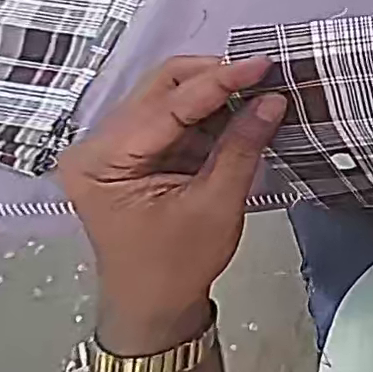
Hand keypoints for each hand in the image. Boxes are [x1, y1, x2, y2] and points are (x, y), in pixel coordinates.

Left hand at [57, 56, 286, 351]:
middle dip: (215, 80)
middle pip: (162, 88)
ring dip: (216, 97)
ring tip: (260, 97)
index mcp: (103, 158)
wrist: (154, 306)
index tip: (263, 65)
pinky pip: (178, 120)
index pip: (169, 104)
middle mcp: (100, 143)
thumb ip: (242, 147)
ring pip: (171, 98)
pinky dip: (212, 116)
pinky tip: (242, 118)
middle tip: (263, 78)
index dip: (221, 81)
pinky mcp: (138, 154)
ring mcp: (118, 147)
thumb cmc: (176, 265)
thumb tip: (272, 100)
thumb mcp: (216, 205)